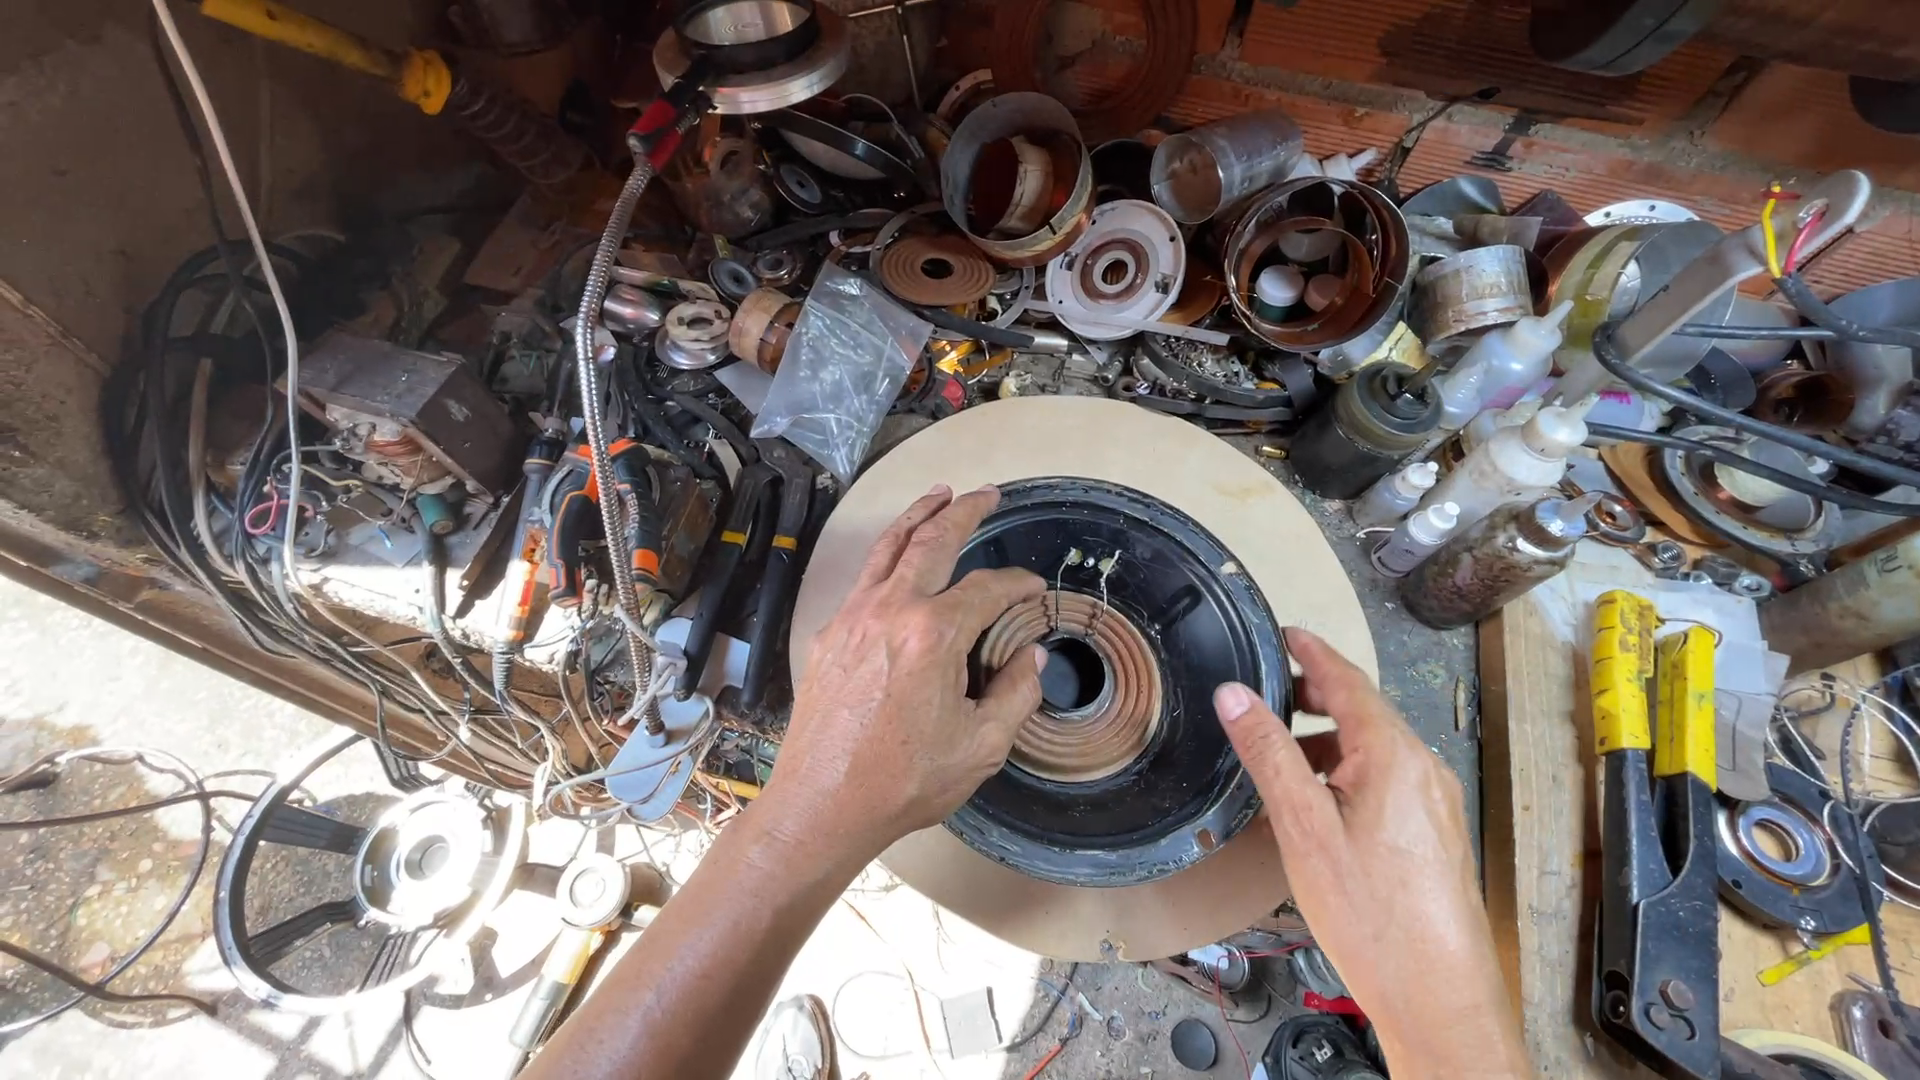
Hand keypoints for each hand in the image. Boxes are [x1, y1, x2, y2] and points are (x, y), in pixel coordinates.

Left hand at [766, 484, 1047, 861]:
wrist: (821, 804)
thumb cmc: (904, 781)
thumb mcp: (982, 747)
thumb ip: (1016, 694)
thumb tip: (1030, 656)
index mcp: (933, 635)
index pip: (987, 589)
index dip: (1017, 585)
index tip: (1033, 590)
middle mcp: (890, 610)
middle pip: (932, 541)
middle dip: (964, 510)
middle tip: (987, 493)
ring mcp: (852, 617)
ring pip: (889, 548)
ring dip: (918, 517)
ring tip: (939, 495)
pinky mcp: (830, 634)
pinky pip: (865, 580)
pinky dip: (889, 558)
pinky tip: (899, 564)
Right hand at [1214, 628, 1529, 1077]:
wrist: (1439, 999)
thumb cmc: (1369, 911)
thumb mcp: (1303, 826)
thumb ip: (1268, 753)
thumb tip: (1233, 692)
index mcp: (1392, 756)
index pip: (1348, 681)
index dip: (1312, 652)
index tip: (1284, 631)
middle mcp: (1421, 769)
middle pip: (1363, 710)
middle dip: (1315, 694)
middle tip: (1267, 693)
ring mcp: (1433, 802)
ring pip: (1372, 747)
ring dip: (1326, 736)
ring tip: (1281, 753)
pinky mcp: (1433, 833)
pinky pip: (1384, 778)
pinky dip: (1344, 769)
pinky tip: (1315, 800)